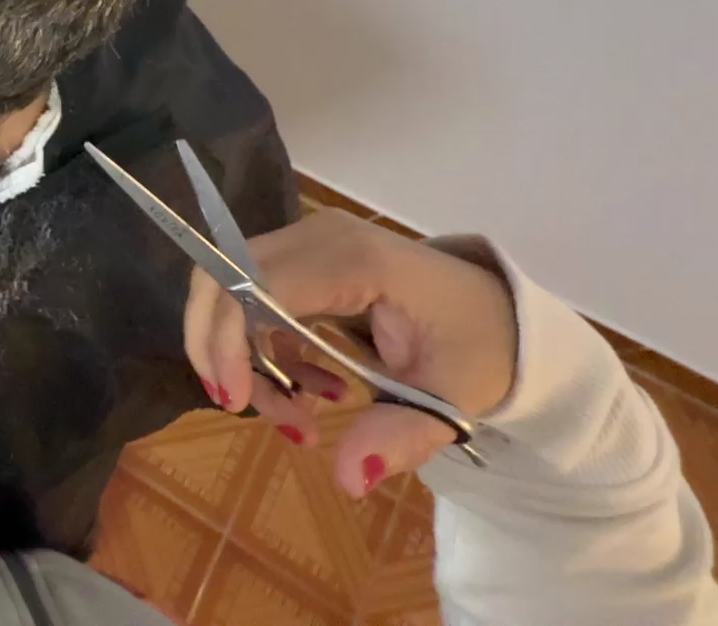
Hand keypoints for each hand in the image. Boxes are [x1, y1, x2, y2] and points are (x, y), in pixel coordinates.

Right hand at [184, 209, 516, 496]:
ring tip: (294, 412)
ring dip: (238, 354)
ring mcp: (300, 242)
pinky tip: (306, 384)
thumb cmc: (482, 345)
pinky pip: (245, 298)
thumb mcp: (454, 395)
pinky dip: (258, 347)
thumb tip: (349, 480)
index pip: (258, 286)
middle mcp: (314, 238)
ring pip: (225, 290)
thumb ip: (400, 433)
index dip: (230, 341)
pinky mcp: (294, 258)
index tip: (234, 402)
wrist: (502, 312)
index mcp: (356, 260)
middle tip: (236, 404)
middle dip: (216, 347)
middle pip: (222, 280)